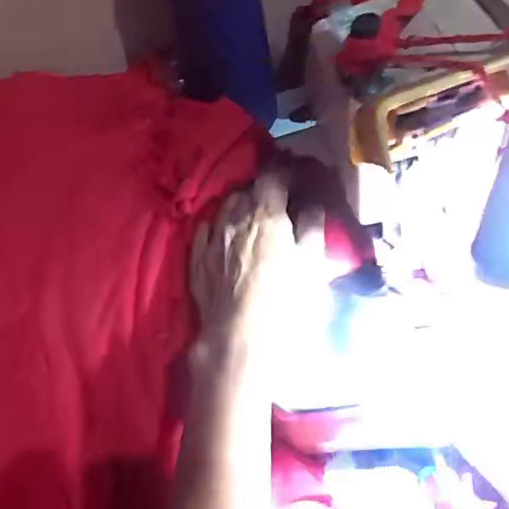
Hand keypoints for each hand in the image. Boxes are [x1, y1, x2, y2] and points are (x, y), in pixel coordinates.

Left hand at [189, 168, 324, 360]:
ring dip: (237, 207)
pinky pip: (205, 231)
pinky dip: (217, 227)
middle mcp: (232, 219)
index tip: (291, 174)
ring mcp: (210, 238)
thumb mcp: (312, 262)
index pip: (272, 176)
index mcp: (265, 213)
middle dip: (260, 191)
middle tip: (274, 200)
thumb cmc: (285, 301)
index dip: (282, 171)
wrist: (239, 336)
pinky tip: (223, 235)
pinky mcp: (195, 259)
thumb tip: (311, 203)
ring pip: (222, 208)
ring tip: (249, 217)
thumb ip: (312, 226)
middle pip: (245, 191)